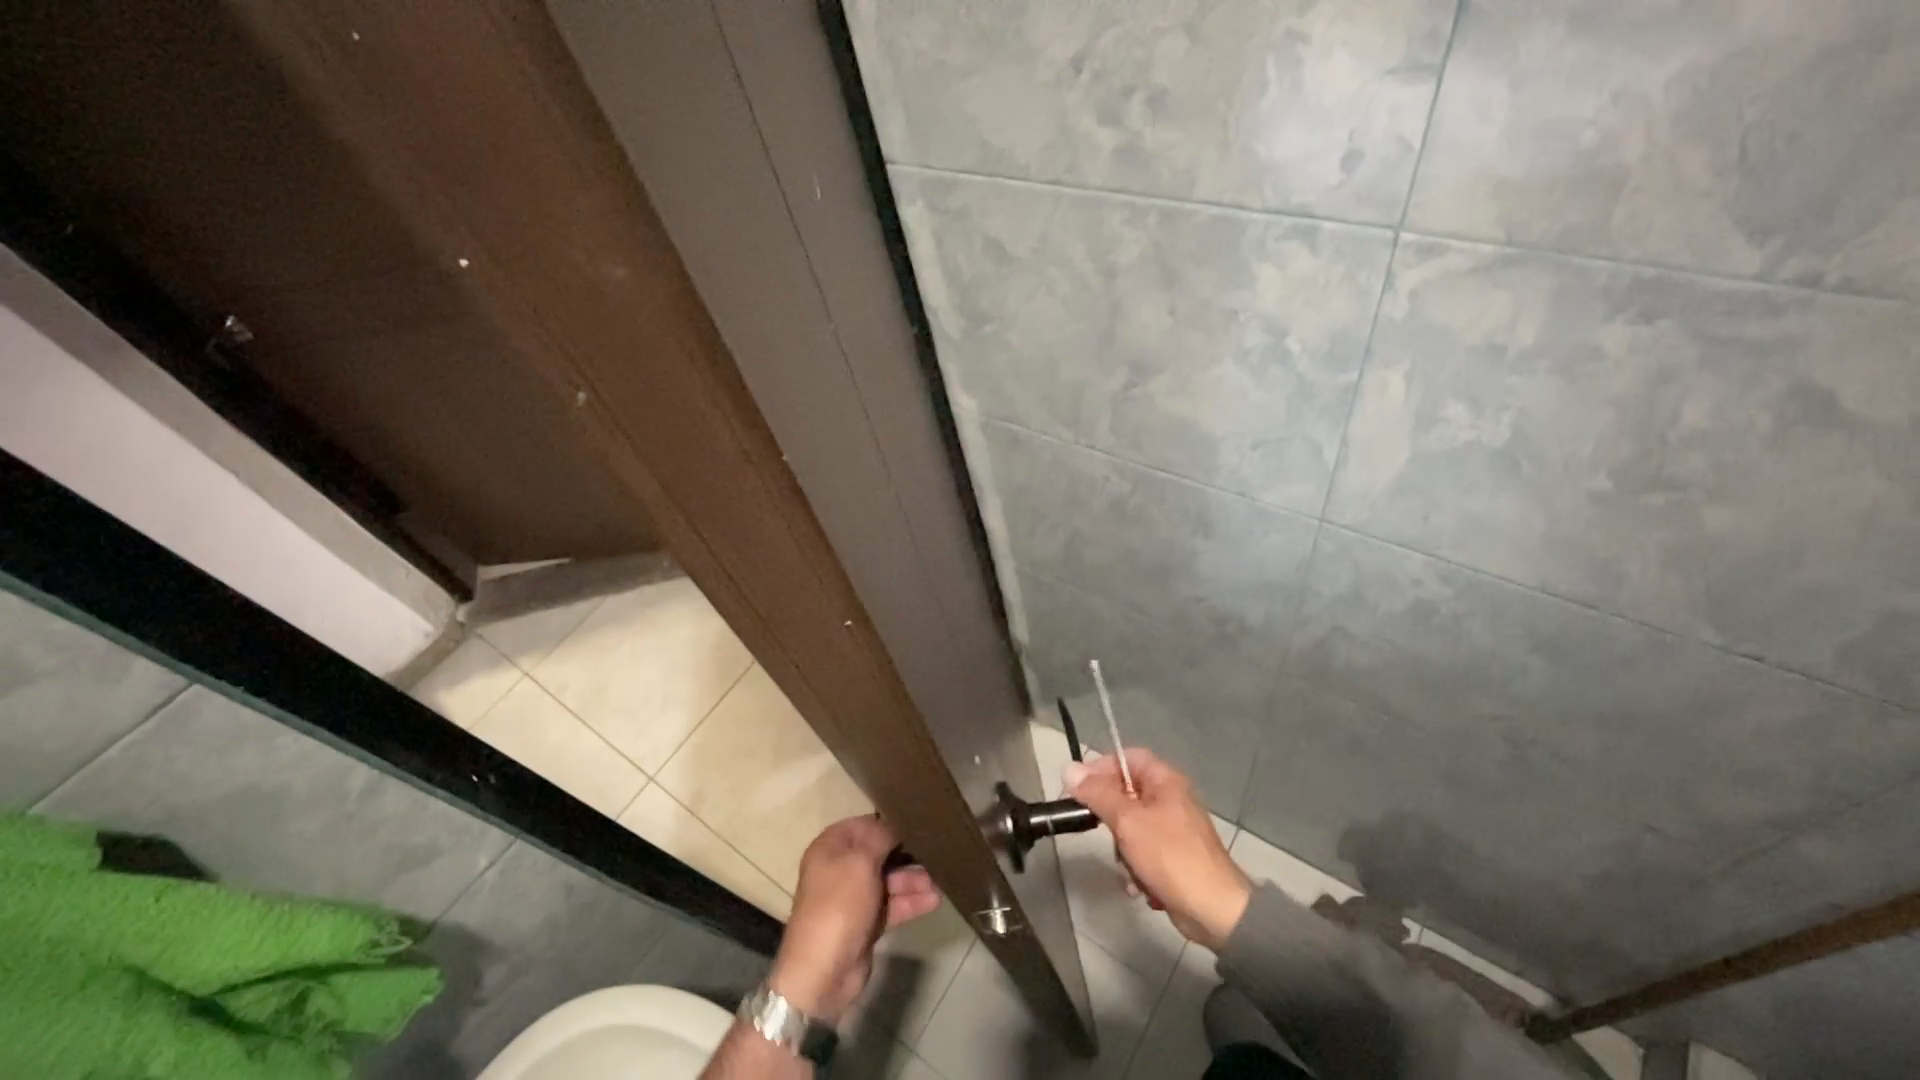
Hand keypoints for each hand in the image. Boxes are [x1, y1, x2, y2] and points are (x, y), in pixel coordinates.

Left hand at [768, 815, 940, 1023]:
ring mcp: (854, 897)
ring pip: (889, 880)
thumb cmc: (839, 906)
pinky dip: (911, 902)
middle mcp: (841, 868)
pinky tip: (934, 899)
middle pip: (880, 852)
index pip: (864, 825)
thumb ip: (880, 838)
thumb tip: (895, 824)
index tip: (919, 822)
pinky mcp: (867, 922)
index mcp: (831, 847)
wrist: (823, 972)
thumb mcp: (859, 863)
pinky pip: (892, 905)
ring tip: (941, 879)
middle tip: (937, 850)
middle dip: (907, 853)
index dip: (890, 823)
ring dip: (914, 879)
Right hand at [1066, 749, 1251, 950]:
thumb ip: (1097, 794)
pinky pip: (1142, 851)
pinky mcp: (1173, 856)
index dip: (1099, 768)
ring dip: (1122, 848)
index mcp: (1165, 780)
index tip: (1078, 789)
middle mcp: (1171, 799)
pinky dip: (1136, 866)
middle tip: (1095, 827)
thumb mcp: (1127, 821)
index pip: (1126, 758)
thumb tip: (1069, 769)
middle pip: (1126, 792)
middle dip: (1109, 815)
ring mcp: (1173, 829)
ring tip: (1125, 863)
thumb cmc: (1169, 856)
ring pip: (1131, 825)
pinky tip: (1137, 884)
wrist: (1212, 908)